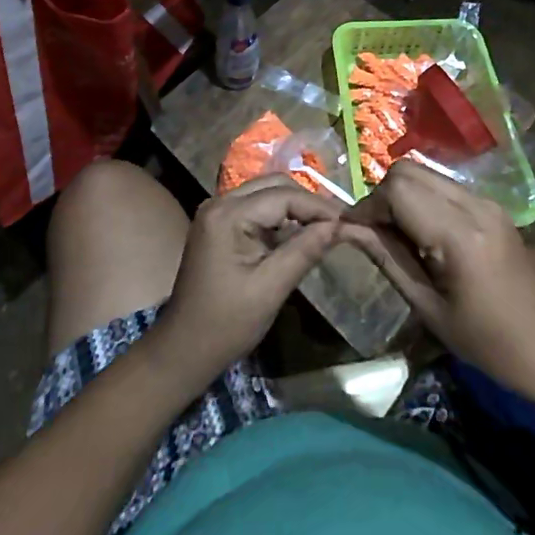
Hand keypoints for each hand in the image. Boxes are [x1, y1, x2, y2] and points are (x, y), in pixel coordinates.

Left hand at [155, 175, 345, 379]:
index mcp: (228, 215)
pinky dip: (281, 217)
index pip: (284, 195)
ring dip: (296, 208)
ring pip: (267, 193)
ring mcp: (217, 212)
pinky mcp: (219, 224)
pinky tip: (300, 235)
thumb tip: (340, 226)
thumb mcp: (271, 287)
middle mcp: (219, 202)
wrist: (184, 348)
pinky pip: (257, 208)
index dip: (320, 207)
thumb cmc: (226, 323)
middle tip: (339, 225)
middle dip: (309, 203)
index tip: (350, 222)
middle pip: (275, 185)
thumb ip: (305, 250)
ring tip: (326, 229)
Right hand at [340, 160, 534, 404]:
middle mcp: (476, 205)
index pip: (397, 190)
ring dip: (402, 197)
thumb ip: (388, 259)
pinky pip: (444, 187)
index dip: (367, 208)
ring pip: (426, 174)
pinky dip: (422, 201)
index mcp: (460, 234)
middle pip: (408, 170)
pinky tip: (423, 237)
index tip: (352, 235)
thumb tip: (348, 230)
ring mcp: (488, 202)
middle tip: (374, 235)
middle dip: (382, 197)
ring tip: (396, 238)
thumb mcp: (429, 308)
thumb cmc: (489, 342)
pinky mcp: (493, 207)